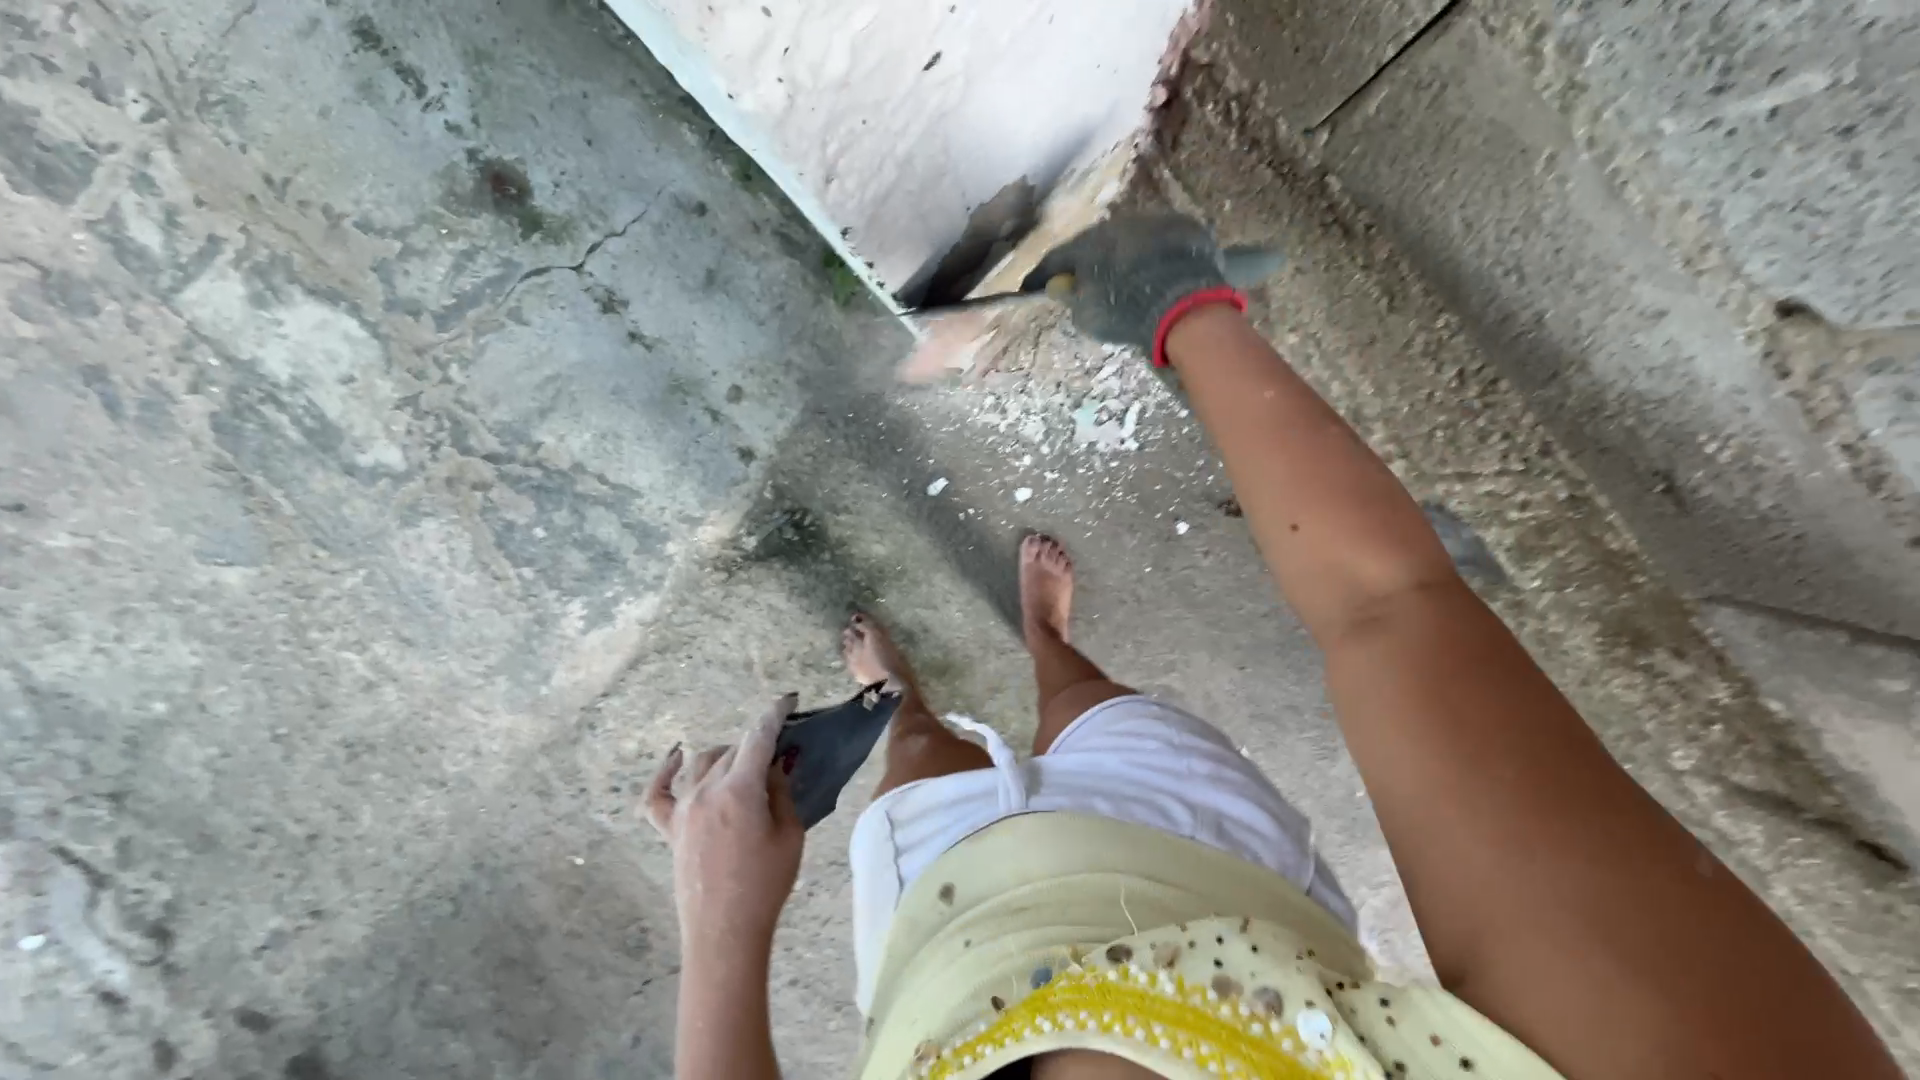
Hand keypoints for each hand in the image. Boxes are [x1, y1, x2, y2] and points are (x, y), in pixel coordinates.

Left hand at [645, 695, 803, 950]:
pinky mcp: (669, 831)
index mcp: (739, 789)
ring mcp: (682, 810)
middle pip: (733, 749)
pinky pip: (656, 795)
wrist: (725, 933)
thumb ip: (780, 791)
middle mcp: (705, 791)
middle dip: (757, 744)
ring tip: (745, 766)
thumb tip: (775, 765)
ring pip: (701, 763)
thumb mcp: (790, 833)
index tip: (789, 700)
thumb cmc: (766, 885)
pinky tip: (674, 758)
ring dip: (725, 756)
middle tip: (780, 754)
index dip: (775, 713)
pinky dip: (664, 773)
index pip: (759, 736)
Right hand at [1021, 213, 1241, 364]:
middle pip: (1096, 243)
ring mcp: (1153, 221)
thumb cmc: (1127, 312)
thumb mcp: (1087, 315)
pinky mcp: (1185, 227)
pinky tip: (1159, 272)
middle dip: (1089, 261)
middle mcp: (1116, 224)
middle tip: (1085, 279)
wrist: (1185, 304)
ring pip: (1131, 238)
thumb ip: (1071, 298)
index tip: (1031, 287)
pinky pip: (1163, 241)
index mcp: (1087, 244)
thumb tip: (1059, 287)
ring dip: (1124, 255)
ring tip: (1126, 276)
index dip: (1043, 275)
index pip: (1057, 258)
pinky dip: (1156, 255)